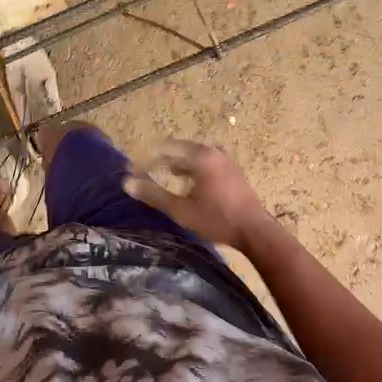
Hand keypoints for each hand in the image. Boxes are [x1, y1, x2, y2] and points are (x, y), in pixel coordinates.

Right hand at [122, 140, 281, 252]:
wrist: (255, 232)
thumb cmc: (216, 219)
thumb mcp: (181, 209)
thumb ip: (154, 195)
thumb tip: (127, 183)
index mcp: (200, 156)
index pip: (167, 149)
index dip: (149, 159)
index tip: (135, 169)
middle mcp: (214, 152)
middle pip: (183, 149)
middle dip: (165, 158)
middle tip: (150, 168)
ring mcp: (227, 161)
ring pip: (198, 156)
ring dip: (183, 162)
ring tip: (171, 173)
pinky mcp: (235, 173)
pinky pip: (210, 163)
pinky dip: (197, 168)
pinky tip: (195, 182)